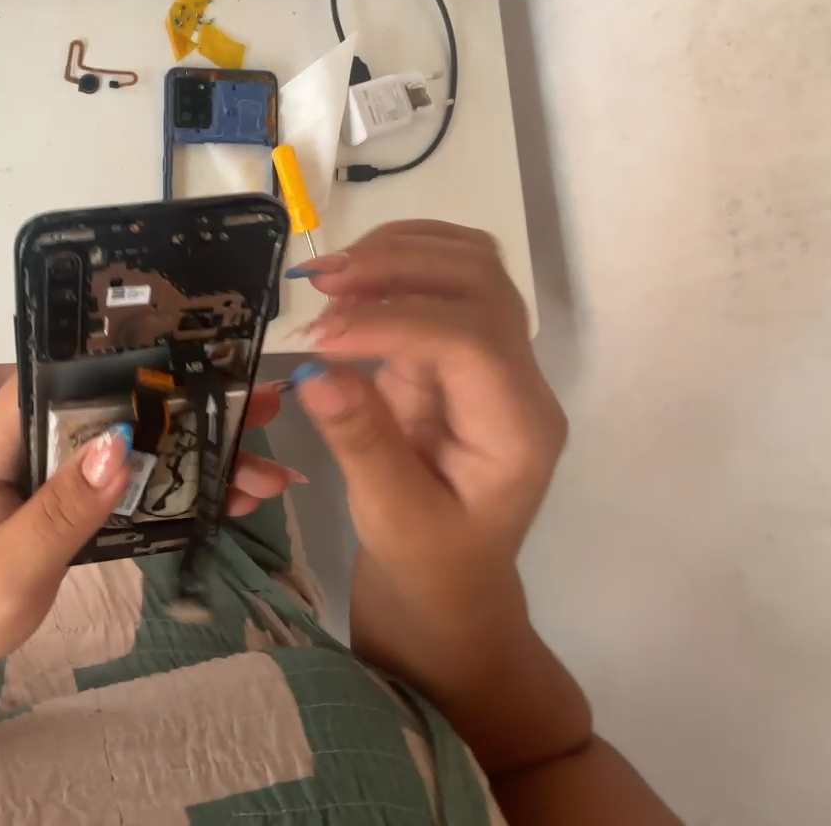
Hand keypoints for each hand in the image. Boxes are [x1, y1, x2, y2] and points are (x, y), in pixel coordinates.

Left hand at [0, 378, 304, 685]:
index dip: (125, 361)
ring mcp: (55, 474)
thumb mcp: (10, 562)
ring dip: (194, 455)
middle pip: (113, 409)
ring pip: (131, 448)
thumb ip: (62, 508)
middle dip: (186, 410)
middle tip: (261, 408)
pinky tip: (228, 498)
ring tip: (266, 469)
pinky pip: (129, 487)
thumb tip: (121, 442)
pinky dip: (176, 491)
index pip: (63, 377)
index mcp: (3, 437)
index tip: (194, 358)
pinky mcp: (73, 505)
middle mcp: (32, 443)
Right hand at [287, 221, 569, 722]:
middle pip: (481, 281)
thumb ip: (360, 440)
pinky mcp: (456, 352)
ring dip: (397, 252)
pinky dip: (394, 261)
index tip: (318, 335)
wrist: (449, 577)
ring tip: (328, 276)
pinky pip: (440, 281)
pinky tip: (348, 278)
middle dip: (398, 265)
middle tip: (322, 283)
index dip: (391, 321)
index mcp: (516, 427)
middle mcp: (517, 379)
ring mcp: (491, 360)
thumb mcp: (391, 513)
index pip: (467, 339)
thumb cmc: (427, 558)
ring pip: (468, 265)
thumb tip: (314, 371)